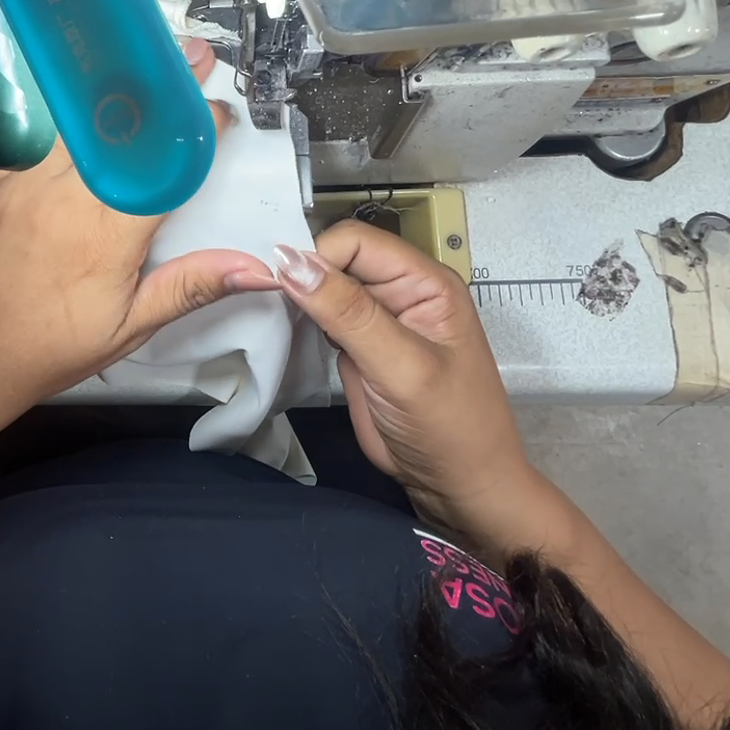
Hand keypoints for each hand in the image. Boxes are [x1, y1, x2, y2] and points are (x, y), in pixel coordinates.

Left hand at [0, 39, 278, 436]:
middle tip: (193, 55)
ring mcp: (19, 178)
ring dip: (114, 84)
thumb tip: (253, 268)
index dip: (199, 128)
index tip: (219, 109)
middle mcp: (61, 193)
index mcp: (104, 232)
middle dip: (164, 83)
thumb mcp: (126, 329)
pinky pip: (32, 126)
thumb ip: (190, 287)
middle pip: (122, 121)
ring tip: (143, 61)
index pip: (165, 162)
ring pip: (75, 112)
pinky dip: (64, 104)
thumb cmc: (41, 349)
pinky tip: (80, 91)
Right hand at [271, 221, 541, 543]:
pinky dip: (300, 320)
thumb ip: (348, 313)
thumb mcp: (402, 368)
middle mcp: (399, 291)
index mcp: (424, 282)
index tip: (285, 291)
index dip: (317, 258)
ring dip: (298, 297)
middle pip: (336, 258)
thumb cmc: (449, 429)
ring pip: (323, 284)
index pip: (355, 242)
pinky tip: (288, 333)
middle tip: (273, 306)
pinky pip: (320, 315)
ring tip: (277, 319)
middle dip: (302, 276)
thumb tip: (289, 262)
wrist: (456, 487)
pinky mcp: (355, 344)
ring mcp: (376, 318)